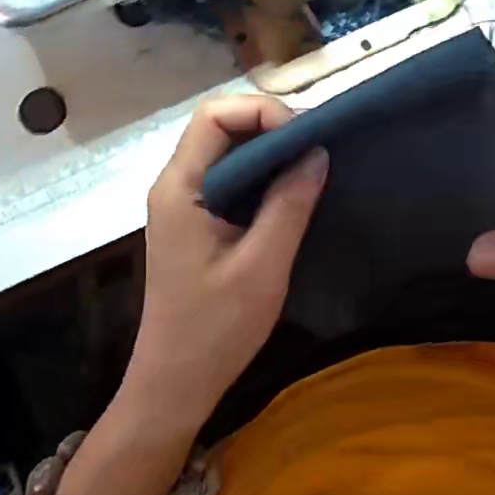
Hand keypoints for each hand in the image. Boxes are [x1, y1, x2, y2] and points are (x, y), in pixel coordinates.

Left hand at [128, 95, 328, 422]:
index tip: (304, 138)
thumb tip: (317, 152)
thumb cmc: (216, 328)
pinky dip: (263, 174)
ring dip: (269, 150)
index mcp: (180, 187)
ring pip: (226, 151)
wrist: (177, 383)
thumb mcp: (263, 265)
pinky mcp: (197, 221)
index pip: (213, 116)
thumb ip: (290, 204)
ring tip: (312, 165)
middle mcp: (176, 185)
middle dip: (269, 126)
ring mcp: (185, 203)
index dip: (261, 112)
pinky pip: (230, 178)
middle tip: (316, 149)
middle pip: (220, 126)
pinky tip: (293, 191)